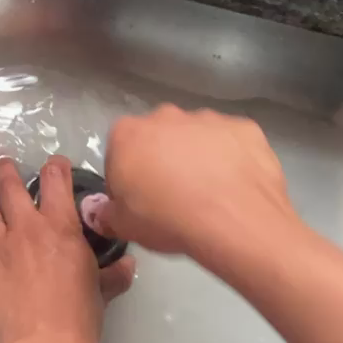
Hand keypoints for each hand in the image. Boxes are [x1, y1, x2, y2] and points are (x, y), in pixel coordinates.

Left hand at [0, 155, 136, 342]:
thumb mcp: (102, 292)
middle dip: (6, 171)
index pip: (57, 184)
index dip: (55, 168)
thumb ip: (113, 274)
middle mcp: (27, 231)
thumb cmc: (80, 319)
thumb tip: (128, 266)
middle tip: (0, 161)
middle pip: (12, 190)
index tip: (54, 163)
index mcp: (60, 229)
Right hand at [102, 105, 296, 258]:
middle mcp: (165, 116)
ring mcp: (207, 118)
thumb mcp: (124, 226)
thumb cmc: (168, 218)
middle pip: (156, 139)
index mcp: (127, 134)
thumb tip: (100, 212)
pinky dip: (229, 158)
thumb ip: (106, 214)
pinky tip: (233, 186)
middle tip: (172, 198)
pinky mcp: (242, 127)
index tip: (138, 203)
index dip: (126, 181)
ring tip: (207, 195)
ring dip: (195, 158)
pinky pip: (229, 142)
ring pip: (194, 137)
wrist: (235, 218)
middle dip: (160, 162)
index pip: (118, 155)